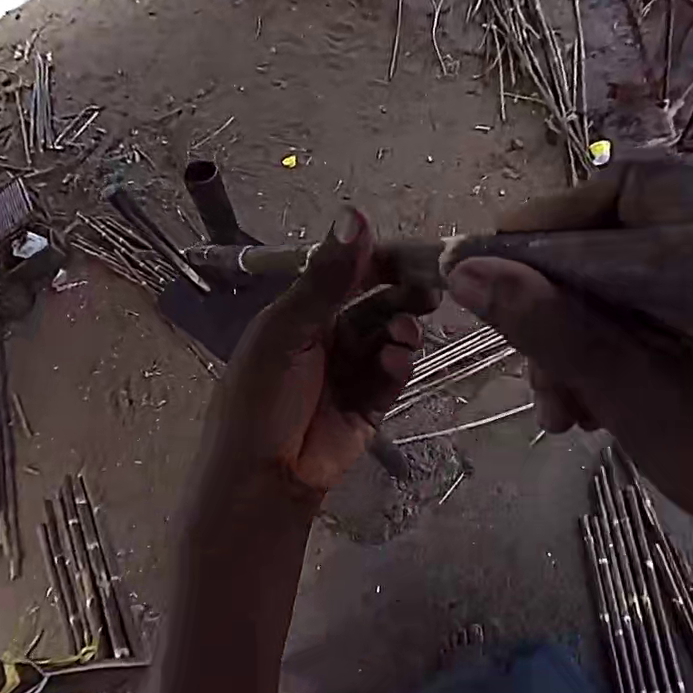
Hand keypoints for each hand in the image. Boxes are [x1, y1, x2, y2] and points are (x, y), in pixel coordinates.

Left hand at [193, 208, 435, 510]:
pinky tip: (395, 362)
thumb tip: (355, 215)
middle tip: (430, 290)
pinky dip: (398, 365)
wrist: (262, 477)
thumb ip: (326, 278)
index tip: (413, 253)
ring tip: (405, 334)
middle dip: (403, 296)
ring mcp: (353, 370)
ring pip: (390, 338)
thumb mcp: (288, 331)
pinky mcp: (372, 402)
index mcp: (303, 312)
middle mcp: (331, 336)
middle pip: (378, 304)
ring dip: (402, 331)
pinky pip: (392, 374)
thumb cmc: (262, 397)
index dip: (379, 261)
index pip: (349, 274)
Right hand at [444, 156, 692, 560]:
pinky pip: (684, 283)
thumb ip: (555, 329)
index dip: (551, 226)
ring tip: (565, 402)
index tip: (493, 270)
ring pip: (652, 261)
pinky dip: (636, 328)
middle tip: (534, 366)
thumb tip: (468, 274)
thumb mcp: (640, 404)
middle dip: (570, 296)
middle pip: (637, 226)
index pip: (631, 188)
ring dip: (595, 322)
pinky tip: (605, 392)